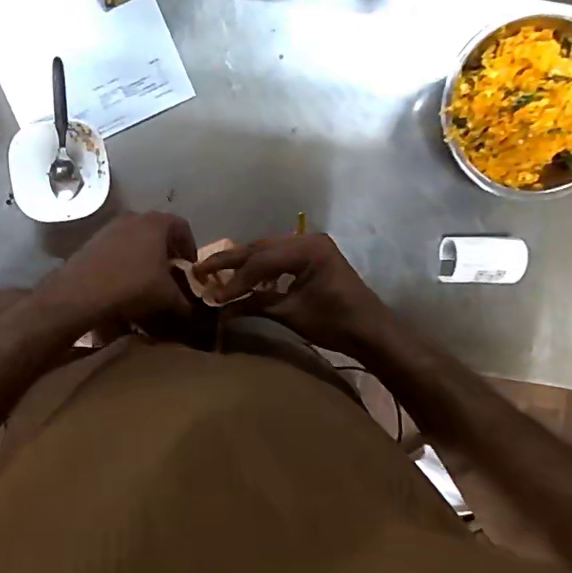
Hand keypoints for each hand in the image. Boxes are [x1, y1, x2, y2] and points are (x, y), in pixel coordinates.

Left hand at [39, 211, 197, 326]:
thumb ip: (184, 300)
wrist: (81, 292)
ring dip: (145, 256)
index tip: (190, 268)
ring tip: (147, 280)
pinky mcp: (93, 240)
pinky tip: (124, 281)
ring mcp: (110, 227)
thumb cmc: (133, 286)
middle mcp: (134, 217)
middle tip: (171, 275)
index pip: (182, 227)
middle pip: (158, 231)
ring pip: (136, 238)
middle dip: (167, 252)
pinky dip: (125, 260)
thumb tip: (191, 310)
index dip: (190, 248)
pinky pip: (117, 247)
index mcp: (157, 223)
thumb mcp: (166, 297)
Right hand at [195, 233, 393, 352]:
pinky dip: (259, 267)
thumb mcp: (290, 313)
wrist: (371, 332)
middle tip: (199, 270)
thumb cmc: (335, 324)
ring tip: (215, 273)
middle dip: (229, 262)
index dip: (233, 280)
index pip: (260, 261)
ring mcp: (311, 245)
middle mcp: (308, 239)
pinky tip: (244, 278)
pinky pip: (278, 256)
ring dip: (242, 263)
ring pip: (266, 250)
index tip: (212, 296)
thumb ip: (254, 304)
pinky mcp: (312, 256)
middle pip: (260, 248)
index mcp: (307, 249)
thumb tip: (218, 307)